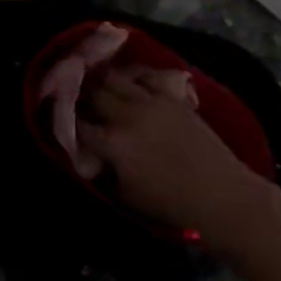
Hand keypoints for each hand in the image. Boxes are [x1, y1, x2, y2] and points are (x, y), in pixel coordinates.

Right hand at [79, 73, 277, 236]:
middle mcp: (127, 116)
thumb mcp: (125, 194)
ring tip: (94, 78)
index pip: (78, 124)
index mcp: (112, 143)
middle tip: (73, 93)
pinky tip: (129, 80)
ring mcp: (151, 103)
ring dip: (102, 79)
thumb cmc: (169, 203)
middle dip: (80, 93)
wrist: (220, 195)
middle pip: (94, 93)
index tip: (60, 116)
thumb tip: (93, 155)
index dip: (66, 118)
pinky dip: (133, 77)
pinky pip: (146, 78)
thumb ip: (105, 169)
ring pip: (117, 79)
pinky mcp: (172, 99)